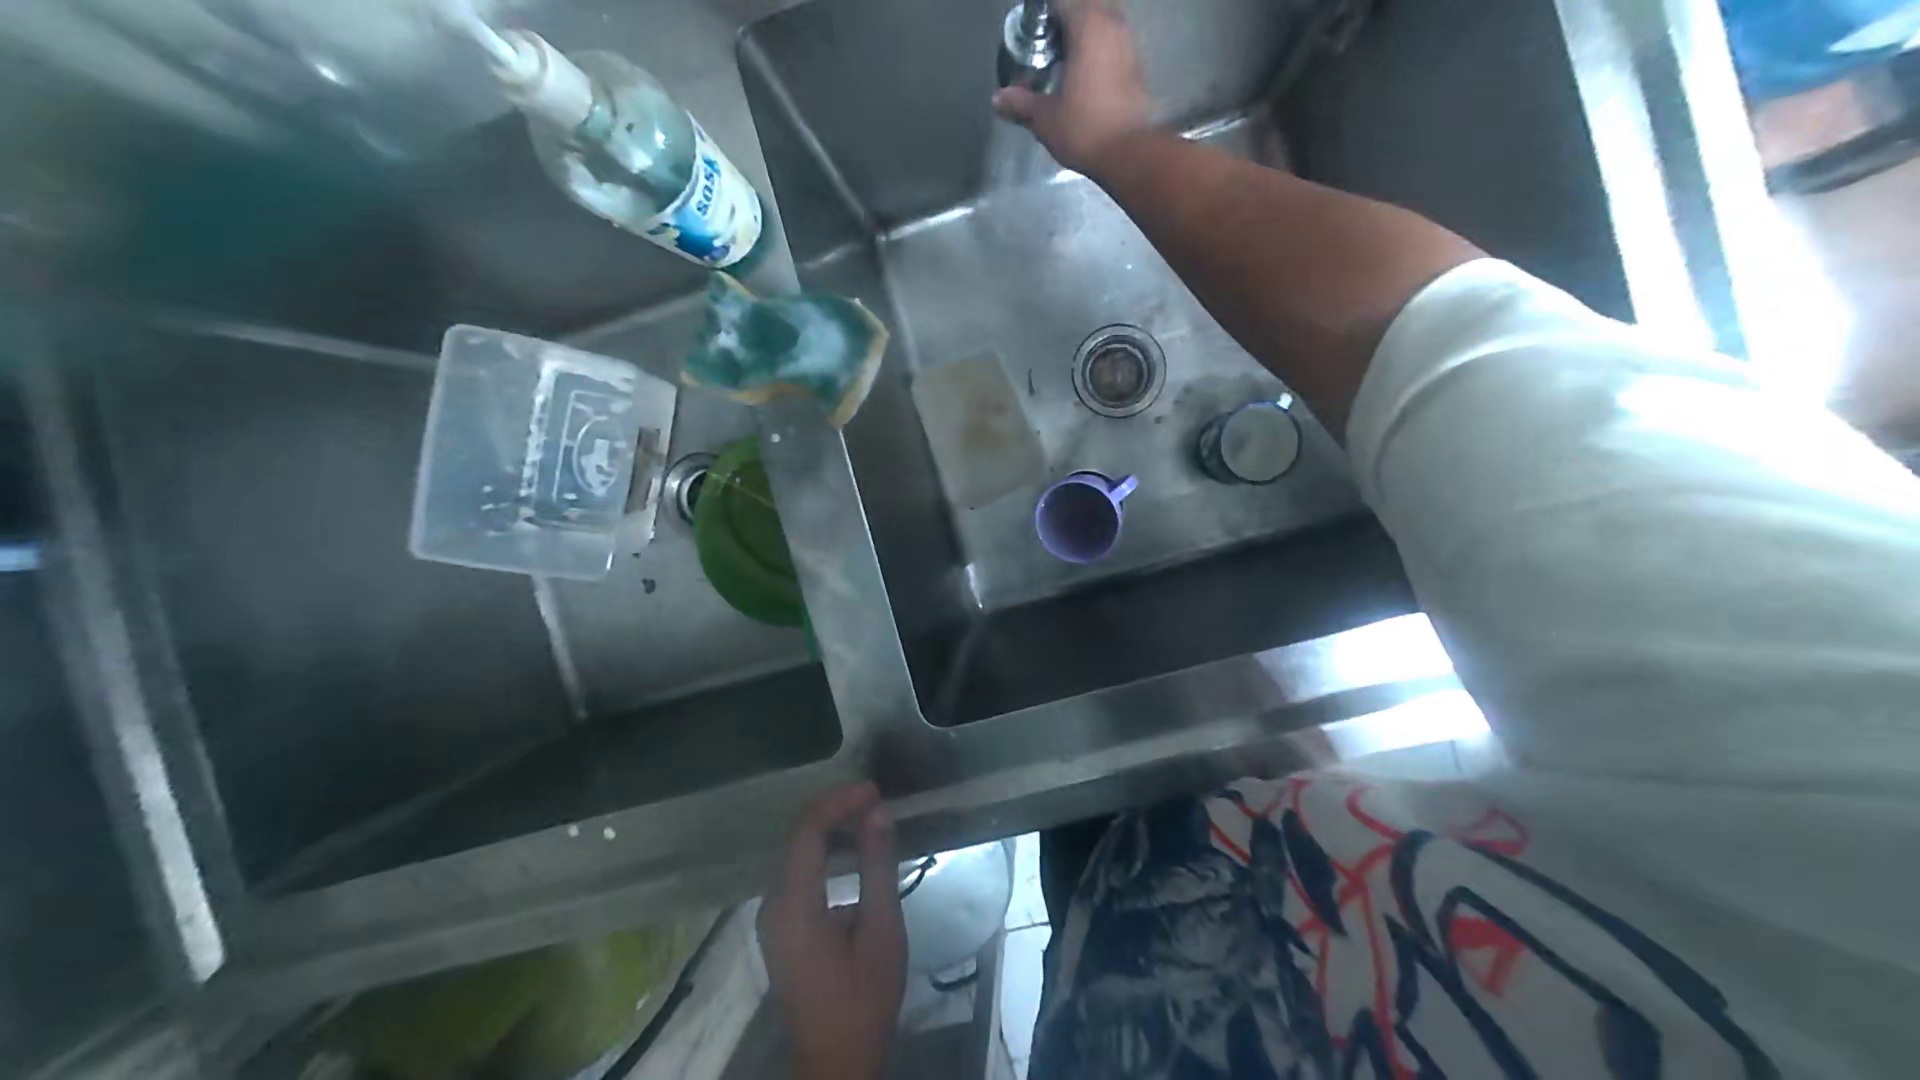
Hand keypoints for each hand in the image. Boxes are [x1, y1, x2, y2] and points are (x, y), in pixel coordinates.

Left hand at [760, 783, 906, 1079]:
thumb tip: (879, 813)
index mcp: (793, 905)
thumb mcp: (881, 931)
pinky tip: (851, 851)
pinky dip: (824, 853)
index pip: (807, 830)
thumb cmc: (863, 999)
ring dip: (831, 830)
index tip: (874, 790)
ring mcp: (772, 918)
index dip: (839, 801)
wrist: (836, 1063)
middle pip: (798, 837)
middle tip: (876, 801)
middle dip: (836, 811)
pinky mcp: (780, 928)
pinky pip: (797, 873)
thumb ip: (878, 867)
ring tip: (869, 817)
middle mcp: (773, 905)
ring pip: (797, 853)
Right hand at [992, 0, 1154, 174]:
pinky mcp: (1138, 65)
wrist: (1130, 153)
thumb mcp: (1045, 118)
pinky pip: (1113, 43)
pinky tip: (1082, 76)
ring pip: (1102, 23)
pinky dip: (1096, 51)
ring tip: (1062, 61)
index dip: (1041, 16)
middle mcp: (1112, 24)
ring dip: (1082, 35)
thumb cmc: (1084, 129)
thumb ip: (1020, 103)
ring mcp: (1129, 43)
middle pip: (1083, 7)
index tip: (1030, 35)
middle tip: (1045, 46)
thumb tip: (998, 99)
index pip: (1059, 2)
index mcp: (1087, 25)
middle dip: (1063, 22)